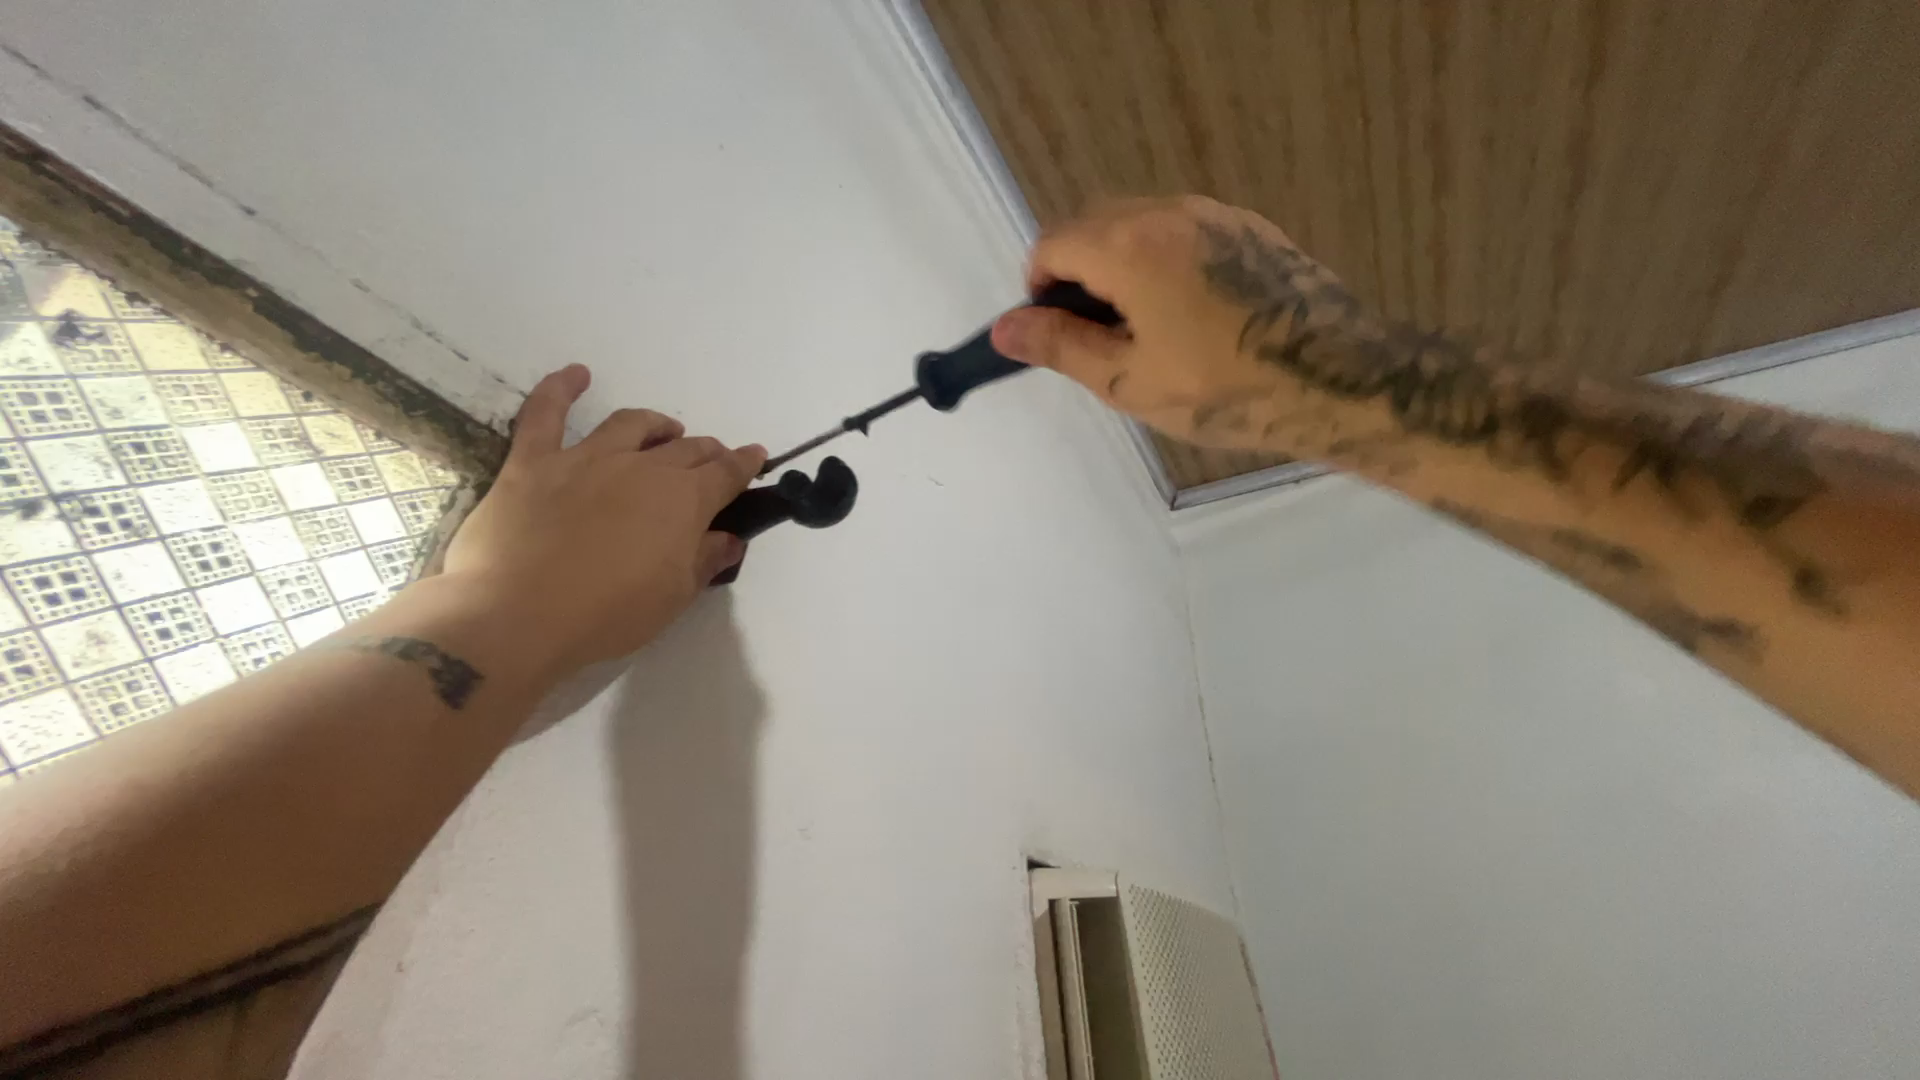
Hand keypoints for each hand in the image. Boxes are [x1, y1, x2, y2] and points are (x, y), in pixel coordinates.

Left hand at [441, 365, 763, 678]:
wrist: (518, 616)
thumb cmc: (609, 614)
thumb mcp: (675, 597)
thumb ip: (706, 560)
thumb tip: (728, 538)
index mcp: (684, 500)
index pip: (727, 473)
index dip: (746, 464)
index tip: (757, 456)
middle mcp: (642, 467)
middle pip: (687, 449)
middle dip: (708, 451)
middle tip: (712, 461)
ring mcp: (586, 458)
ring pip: (631, 425)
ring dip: (656, 424)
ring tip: (665, 430)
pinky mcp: (534, 461)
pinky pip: (546, 414)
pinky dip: (561, 389)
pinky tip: (576, 374)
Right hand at [991, 196, 1382, 450]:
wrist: (1340, 380)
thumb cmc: (1224, 389)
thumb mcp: (1129, 380)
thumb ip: (1060, 346)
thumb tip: (1004, 327)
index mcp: (1130, 246)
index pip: (1052, 243)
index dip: (1038, 289)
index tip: (1055, 334)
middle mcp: (1170, 212)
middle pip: (1092, 225)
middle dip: (1076, 275)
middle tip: (1097, 339)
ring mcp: (1216, 214)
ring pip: (1137, 223)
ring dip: (1117, 267)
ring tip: (1143, 331)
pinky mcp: (1251, 228)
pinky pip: (1181, 231)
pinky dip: (1159, 261)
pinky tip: (1187, 315)